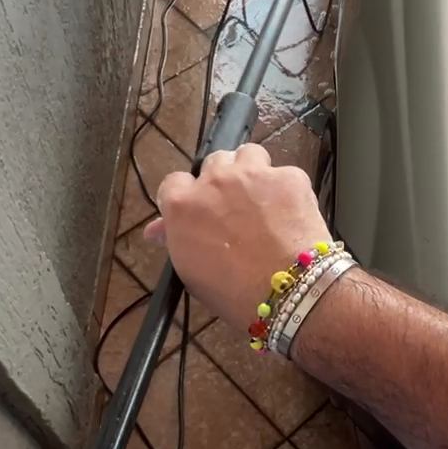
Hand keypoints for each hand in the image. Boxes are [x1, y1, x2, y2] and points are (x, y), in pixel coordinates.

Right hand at [145, 143, 333, 331]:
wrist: (290, 292)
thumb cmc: (234, 293)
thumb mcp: (192, 272)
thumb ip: (175, 240)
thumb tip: (157, 230)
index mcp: (182, 205)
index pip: (174, 183)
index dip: (188, 197)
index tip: (200, 212)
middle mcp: (214, 181)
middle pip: (213, 164)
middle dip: (222, 183)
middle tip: (236, 210)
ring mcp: (253, 174)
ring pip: (248, 155)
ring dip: (251, 172)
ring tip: (262, 201)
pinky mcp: (289, 176)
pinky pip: (283, 173)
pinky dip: (285, 190)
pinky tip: (291, 214)